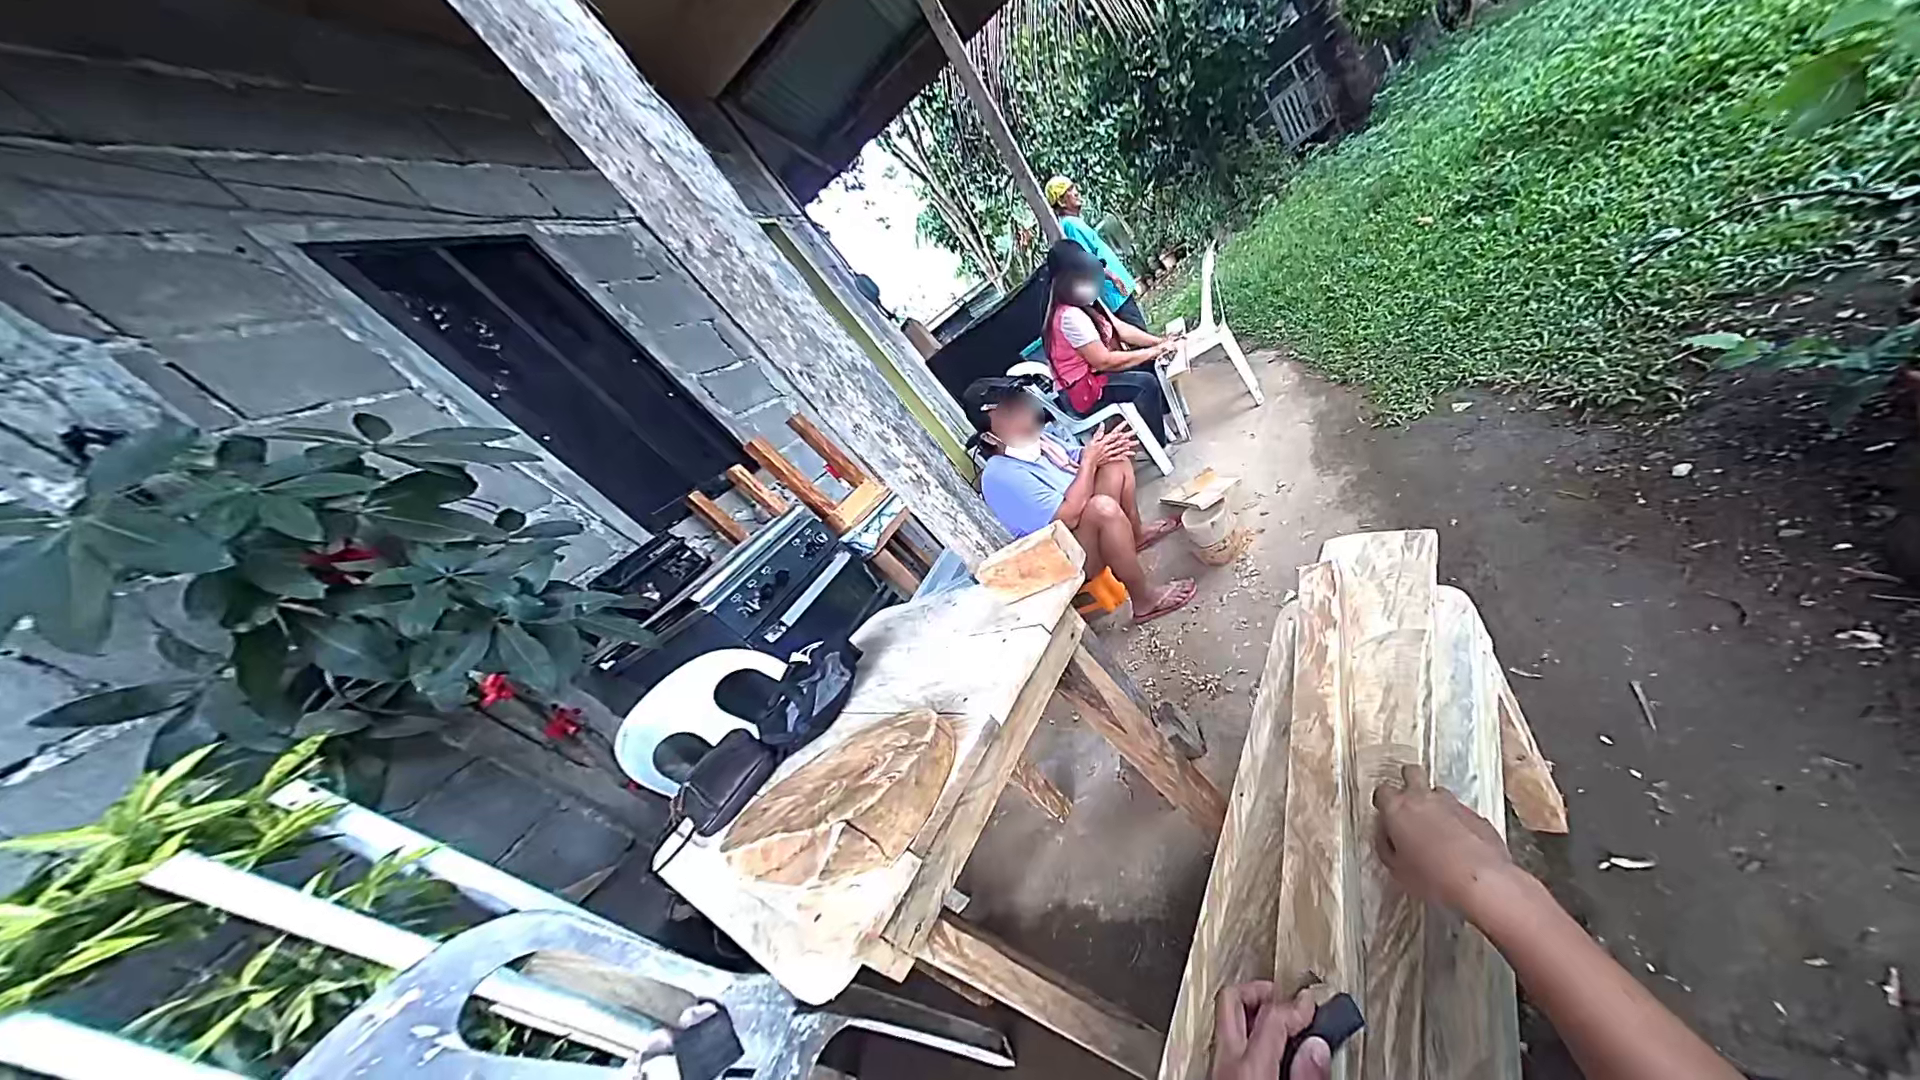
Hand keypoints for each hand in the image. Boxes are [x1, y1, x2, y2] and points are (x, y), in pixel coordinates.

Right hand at [1087, 427, 1137, 466]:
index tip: (1125, 424)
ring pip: (1120, 448)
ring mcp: (1109, 454)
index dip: (1119, 429)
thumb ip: (1098, 433)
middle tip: (1134, 432)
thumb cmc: (1088, 453)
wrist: (1087, 463)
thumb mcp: (1091, 441)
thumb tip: (1102, 425)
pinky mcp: (1109, 459)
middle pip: (1119, 441)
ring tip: (1134, 442)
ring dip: (1128, 444)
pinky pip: (1117, 457)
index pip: (1113, 434)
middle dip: (1127, 436)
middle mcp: (1108, 447)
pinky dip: (1123, 456)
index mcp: (1103, 442)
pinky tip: (1129, 454)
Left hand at [1211, 982, 1330, 1079]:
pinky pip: (1226, 1039)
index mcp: (1248, 1069)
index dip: (1295, 1005)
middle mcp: (1224, 1062)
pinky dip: (1246, 1032)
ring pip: (1225, 1017)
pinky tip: (1267, 1047)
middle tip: (1287, 998)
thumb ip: (1306, 1077)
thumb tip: (1317, 1047)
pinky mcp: (1216, 1074)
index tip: (1311, 1003)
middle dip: (1260, 991)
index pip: (1270, 1016)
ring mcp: (1216, 1068)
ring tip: (1281, 1021)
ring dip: (1251, 1010)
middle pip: (1231, 999)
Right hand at [1373, 763, 1516, 912]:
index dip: (1383, 802)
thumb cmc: (1435, 877)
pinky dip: (1460, 823)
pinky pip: (1464, 814)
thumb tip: (1387, 839)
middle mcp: (1423, 798)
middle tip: (1409, 801)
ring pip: (1440, 792)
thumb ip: (1386, 845)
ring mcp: (1454, 806)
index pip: (1382, 791)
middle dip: (1409, 780)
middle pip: (1412, 772)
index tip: (1386, 815)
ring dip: (1436, 804)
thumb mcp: (1396, 868)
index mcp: (1397, 807)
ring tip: (1438, 827)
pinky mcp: (1480, 819)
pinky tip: (1463, 845)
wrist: (1486, 885)